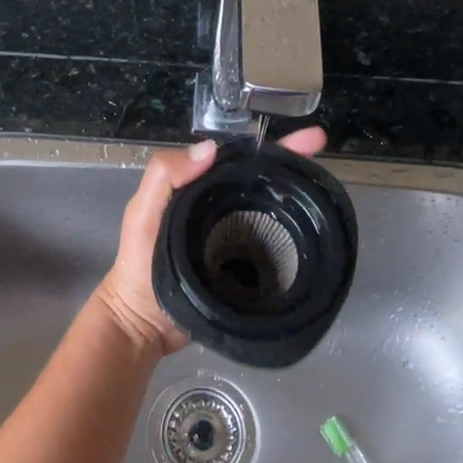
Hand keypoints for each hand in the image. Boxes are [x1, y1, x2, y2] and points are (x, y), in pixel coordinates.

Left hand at [94, 127, 327, 355]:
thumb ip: (165, 176)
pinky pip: (272, 248)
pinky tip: (312, 234)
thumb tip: (211, 147)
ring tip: (324, 191)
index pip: (238, 160)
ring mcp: (234, 240)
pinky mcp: (244, 270)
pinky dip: (291, 238)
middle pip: (261, 182)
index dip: (272, 148)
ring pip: (270, 213)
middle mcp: (219, 210)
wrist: (142, 324)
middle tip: (323, 157)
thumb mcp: (143, 213)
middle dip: (293, 167)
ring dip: (296, 202)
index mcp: (198, 191)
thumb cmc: (138, 264)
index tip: (309, 139)